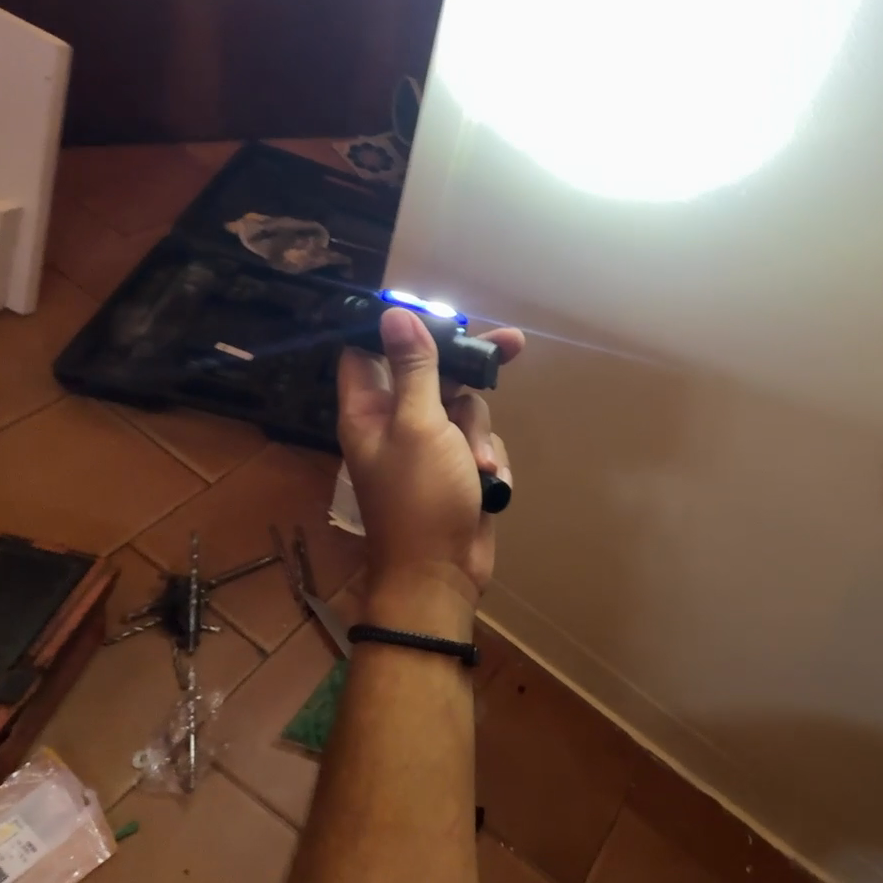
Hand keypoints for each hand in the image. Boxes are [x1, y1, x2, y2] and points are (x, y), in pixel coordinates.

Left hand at [337, 309, 523, 632]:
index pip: (370, 350)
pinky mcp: (459, 464)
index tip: (435, 311)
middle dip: (470, 373)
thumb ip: (414, 369)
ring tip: (479, 464)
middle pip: (434, 372)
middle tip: (512, 344)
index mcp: (370, 410)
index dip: (398, 328)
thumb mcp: (420, 425)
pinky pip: (481, 438)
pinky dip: (489, 456)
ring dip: (480, 433)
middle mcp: (397, 421)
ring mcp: (431, 444)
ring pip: (466, 407)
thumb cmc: (422, 498)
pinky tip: (488, 481)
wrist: (444, 571)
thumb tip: (396, 313)